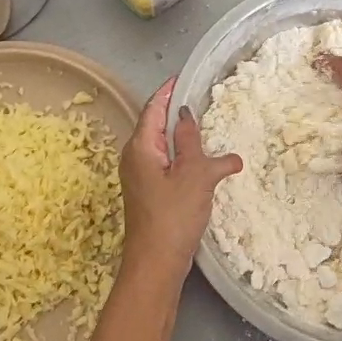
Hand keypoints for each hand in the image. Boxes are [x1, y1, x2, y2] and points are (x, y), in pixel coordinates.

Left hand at [119, 79, 241, 271]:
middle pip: (156, 125)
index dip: (169, 90)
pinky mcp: (148, 193)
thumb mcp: (192, 173)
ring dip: (182, 137)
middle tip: (202, 99)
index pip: (153, 107)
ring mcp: (139, 176)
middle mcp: (134, 157)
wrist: (156, 263)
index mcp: (141, 146)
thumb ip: (192, 141)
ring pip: (162, 147)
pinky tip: (203, 162)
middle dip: (177, 112)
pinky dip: (183, 158)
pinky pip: (165, 164)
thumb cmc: (174, 216)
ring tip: (207, 127)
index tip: (184, 76)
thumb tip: (188, 115)